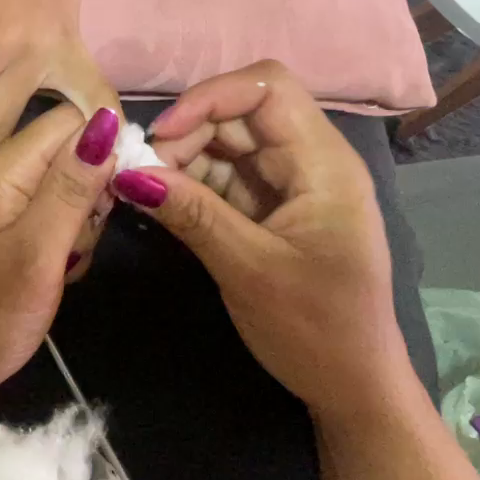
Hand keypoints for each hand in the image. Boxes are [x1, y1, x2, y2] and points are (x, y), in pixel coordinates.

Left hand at [0, 106, 120, 417]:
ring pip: (75, 188)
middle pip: (75, 152)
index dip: (106, 143)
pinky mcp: (17, 229)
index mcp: (3, 168)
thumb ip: (71, 188)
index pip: (69, 119)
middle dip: (96, 192)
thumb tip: (107, 123)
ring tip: (67, 261)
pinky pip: (62, 217)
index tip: (123, 188)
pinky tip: (60, 272)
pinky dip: (73, 242)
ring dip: (86, 223)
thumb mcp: (38, 251)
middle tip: (80, 239)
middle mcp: (4, 174)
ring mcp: (9, 203)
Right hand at [104, 62, 417, 415]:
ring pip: (223, 142)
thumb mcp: (249, 270)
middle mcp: (307, 161)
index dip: (210, 97)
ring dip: (180, 159)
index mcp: (323, 164)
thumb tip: (126, 172)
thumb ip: (191, 214)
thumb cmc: (317, 330)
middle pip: (238, 112)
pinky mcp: (266, 206)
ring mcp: (286, 183)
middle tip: (144, 175)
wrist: (353, 390)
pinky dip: (187, 182)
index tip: (162, 136)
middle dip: (186, 133)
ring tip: (146, 193)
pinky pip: (220, 174)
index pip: (267, 88)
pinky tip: (160, 203)